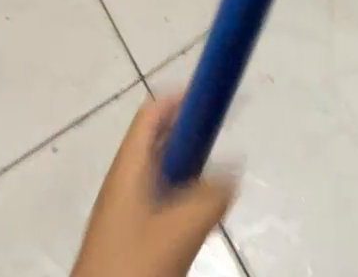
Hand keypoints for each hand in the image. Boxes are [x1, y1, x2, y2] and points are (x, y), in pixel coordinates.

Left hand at [71, 94, 237, 276]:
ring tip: (216, 185)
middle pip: (160, 140)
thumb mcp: (179, 230)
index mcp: (128, 166)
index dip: (183, 98)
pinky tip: (200, 221)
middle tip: (223, 141)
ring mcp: (126, 208)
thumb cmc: (132, 265)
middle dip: (192, 135)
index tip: (215, 97)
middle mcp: (125, 180)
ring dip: (191, 170)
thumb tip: (232, 172)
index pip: (153, 112)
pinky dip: (184, 199)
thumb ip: (211, 196)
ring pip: (164, 173)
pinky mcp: (132, 234)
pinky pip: (163, 201)